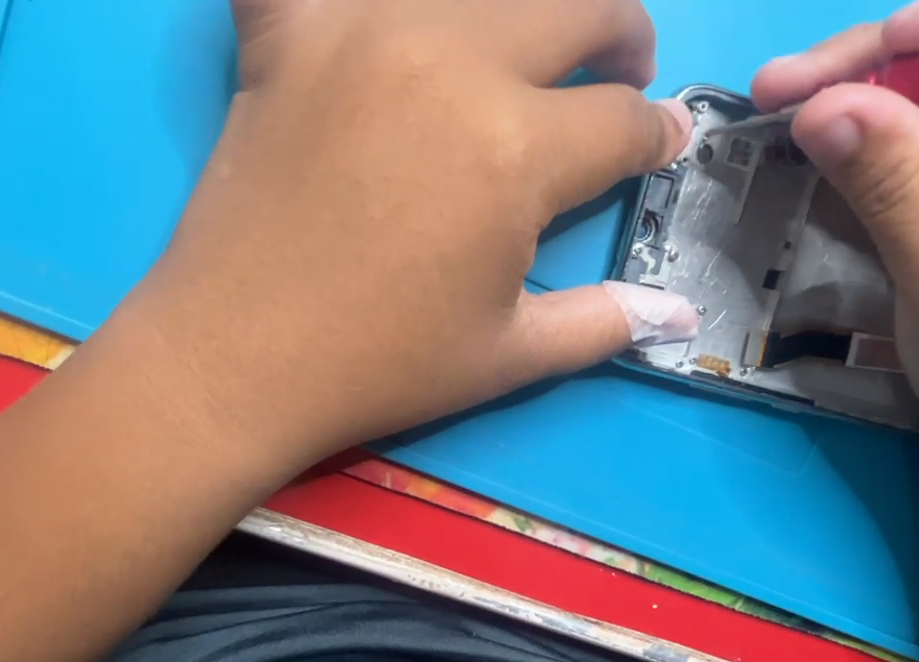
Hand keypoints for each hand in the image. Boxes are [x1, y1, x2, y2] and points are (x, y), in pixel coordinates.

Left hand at [96, 0, 697, 474]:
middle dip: (622, 36)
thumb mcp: (505, 356)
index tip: (662, 145)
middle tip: (618, 71)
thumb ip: (602, 322)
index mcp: (516, 151)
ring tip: (522, 42)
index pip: (623, 124)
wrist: (238, 362)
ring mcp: (363, 32)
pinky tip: (377, 27)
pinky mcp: (289, 32)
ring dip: (523, 9)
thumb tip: (680, 312)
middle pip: (577, 6)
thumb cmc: (378, 369)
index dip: (656, 137)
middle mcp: (451, 61)